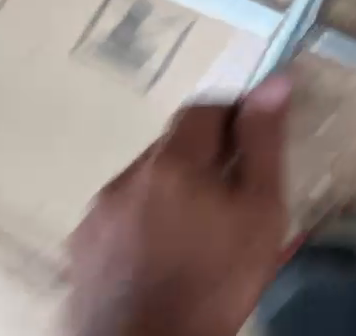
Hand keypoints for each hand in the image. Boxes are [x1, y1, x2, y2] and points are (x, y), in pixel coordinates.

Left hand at [67, 76, 293, 335]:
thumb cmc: (220, 274)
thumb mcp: (261, 203)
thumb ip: (264, 139)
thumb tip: (275, 82)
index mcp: (170, 163)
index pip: (204, 107)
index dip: (237, 113)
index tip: (260, 140)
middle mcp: (123, 181)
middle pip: (174, 143)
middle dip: (210, 152)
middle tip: (242, 186)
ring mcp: (95, 219)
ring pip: (149, 178)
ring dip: (180, 183)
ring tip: (208, 222)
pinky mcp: (80, 251)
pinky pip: (125, 210)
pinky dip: (153, 213)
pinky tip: (173, 246)